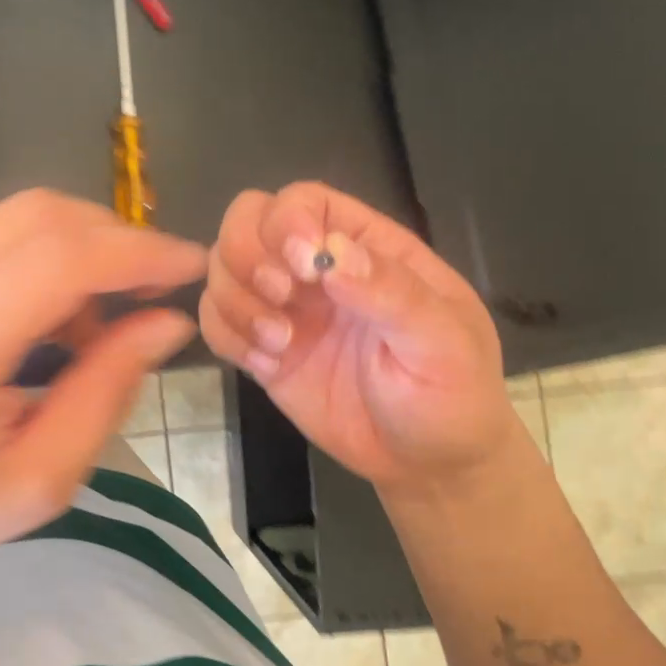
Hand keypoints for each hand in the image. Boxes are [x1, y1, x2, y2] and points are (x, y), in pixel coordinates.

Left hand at [0, 189, 206, 600]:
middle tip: (157, 287)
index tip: (194, 266)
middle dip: (115, 238)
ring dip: (78, 247)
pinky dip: (40, 259)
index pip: (65, 256)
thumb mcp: (39, 478)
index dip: (140, 252)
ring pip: (15, 218)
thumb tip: (167, 323)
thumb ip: (106, 391)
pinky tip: (56, 318)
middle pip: (41, 215)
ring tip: (104, 320)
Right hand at [198, 182, 514, 493]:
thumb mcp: (444, 343)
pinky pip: (214, 320)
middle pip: (247, 220)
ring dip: (236, 301)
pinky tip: (264, 366)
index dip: (288, 221)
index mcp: (366, 247)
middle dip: (246, 255)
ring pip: (221, 267)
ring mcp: (283, 306)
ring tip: (278, 345)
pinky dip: (226, 336)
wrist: (425, 464)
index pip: (305, 201)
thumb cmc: (450, 396)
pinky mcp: (259, 347)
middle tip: (279, 299)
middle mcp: (315, 267)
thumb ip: (394, 293)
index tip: (302, 269)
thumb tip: (333, 255)